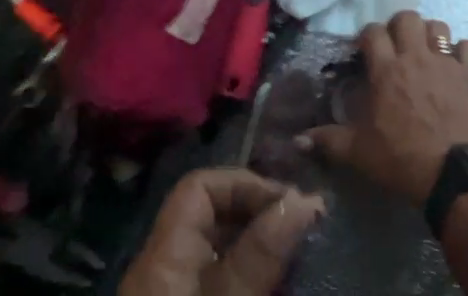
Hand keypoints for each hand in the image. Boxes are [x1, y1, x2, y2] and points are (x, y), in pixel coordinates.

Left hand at [120, 168, 325, 295]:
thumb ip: (260, 256)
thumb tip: (306, 198)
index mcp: (163, 254)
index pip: (200, 186)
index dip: (245, 182)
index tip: (288, 203)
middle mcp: (160, 267)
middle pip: (210, 214)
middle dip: (260, 212)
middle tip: (303, 228)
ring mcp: (167, 292)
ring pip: (216, 248)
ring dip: (258, 244)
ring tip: (297, 254)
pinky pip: (213, 277)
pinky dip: (246, 274)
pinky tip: (276, 283)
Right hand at [301, 11, 467, 205]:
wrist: (450, 170)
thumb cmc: (400, 157)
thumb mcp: (357, 152)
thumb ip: (327, 140)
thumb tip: (297, 140)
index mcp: (386, 71)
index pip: (373, 32)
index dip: (366, 36)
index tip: (363, 51)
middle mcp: (415, 57)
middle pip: (407, 17)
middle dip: (398, 25)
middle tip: (393, 46)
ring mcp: (445, 62)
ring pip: (438, 26)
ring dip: (429, 33)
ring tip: (423, 50)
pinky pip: (467, 46)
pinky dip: (459, 50)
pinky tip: (452, 64)